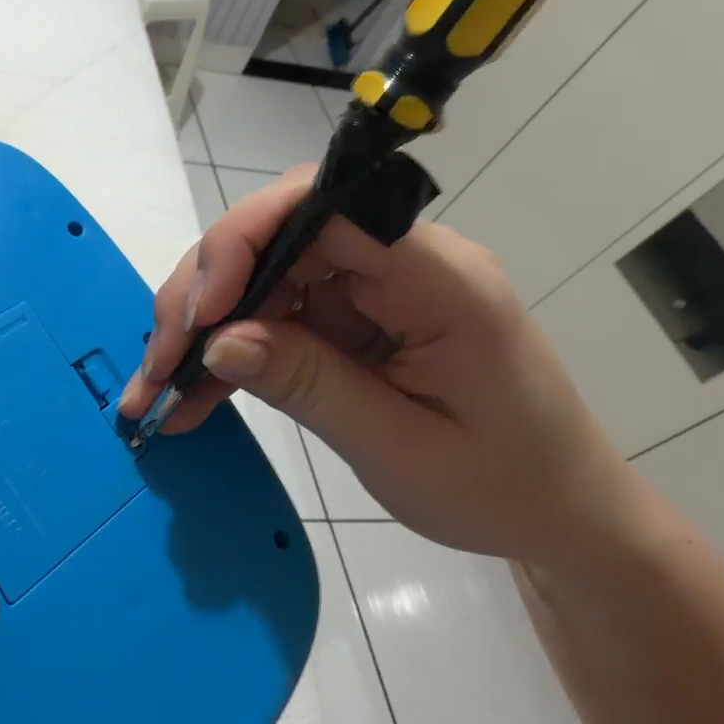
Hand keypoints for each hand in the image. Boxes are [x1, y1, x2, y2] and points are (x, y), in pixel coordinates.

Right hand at [119, 165, 644, 564]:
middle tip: (159, 361)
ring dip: (205, 325)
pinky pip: (279, 311)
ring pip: (265, 272)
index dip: (248, 239)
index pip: (326, 208)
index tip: (201, 311)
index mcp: (439, 276)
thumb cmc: (504, 488)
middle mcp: (402, 259)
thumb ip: (309, 385)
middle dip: (206, 292)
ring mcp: (374, 284)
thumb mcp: (402, 448)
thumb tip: (217, 339)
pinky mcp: (355, 312)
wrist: (565, 515)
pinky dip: (232, 349)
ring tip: (159, 385)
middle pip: (279, 234)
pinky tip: (195, 391)